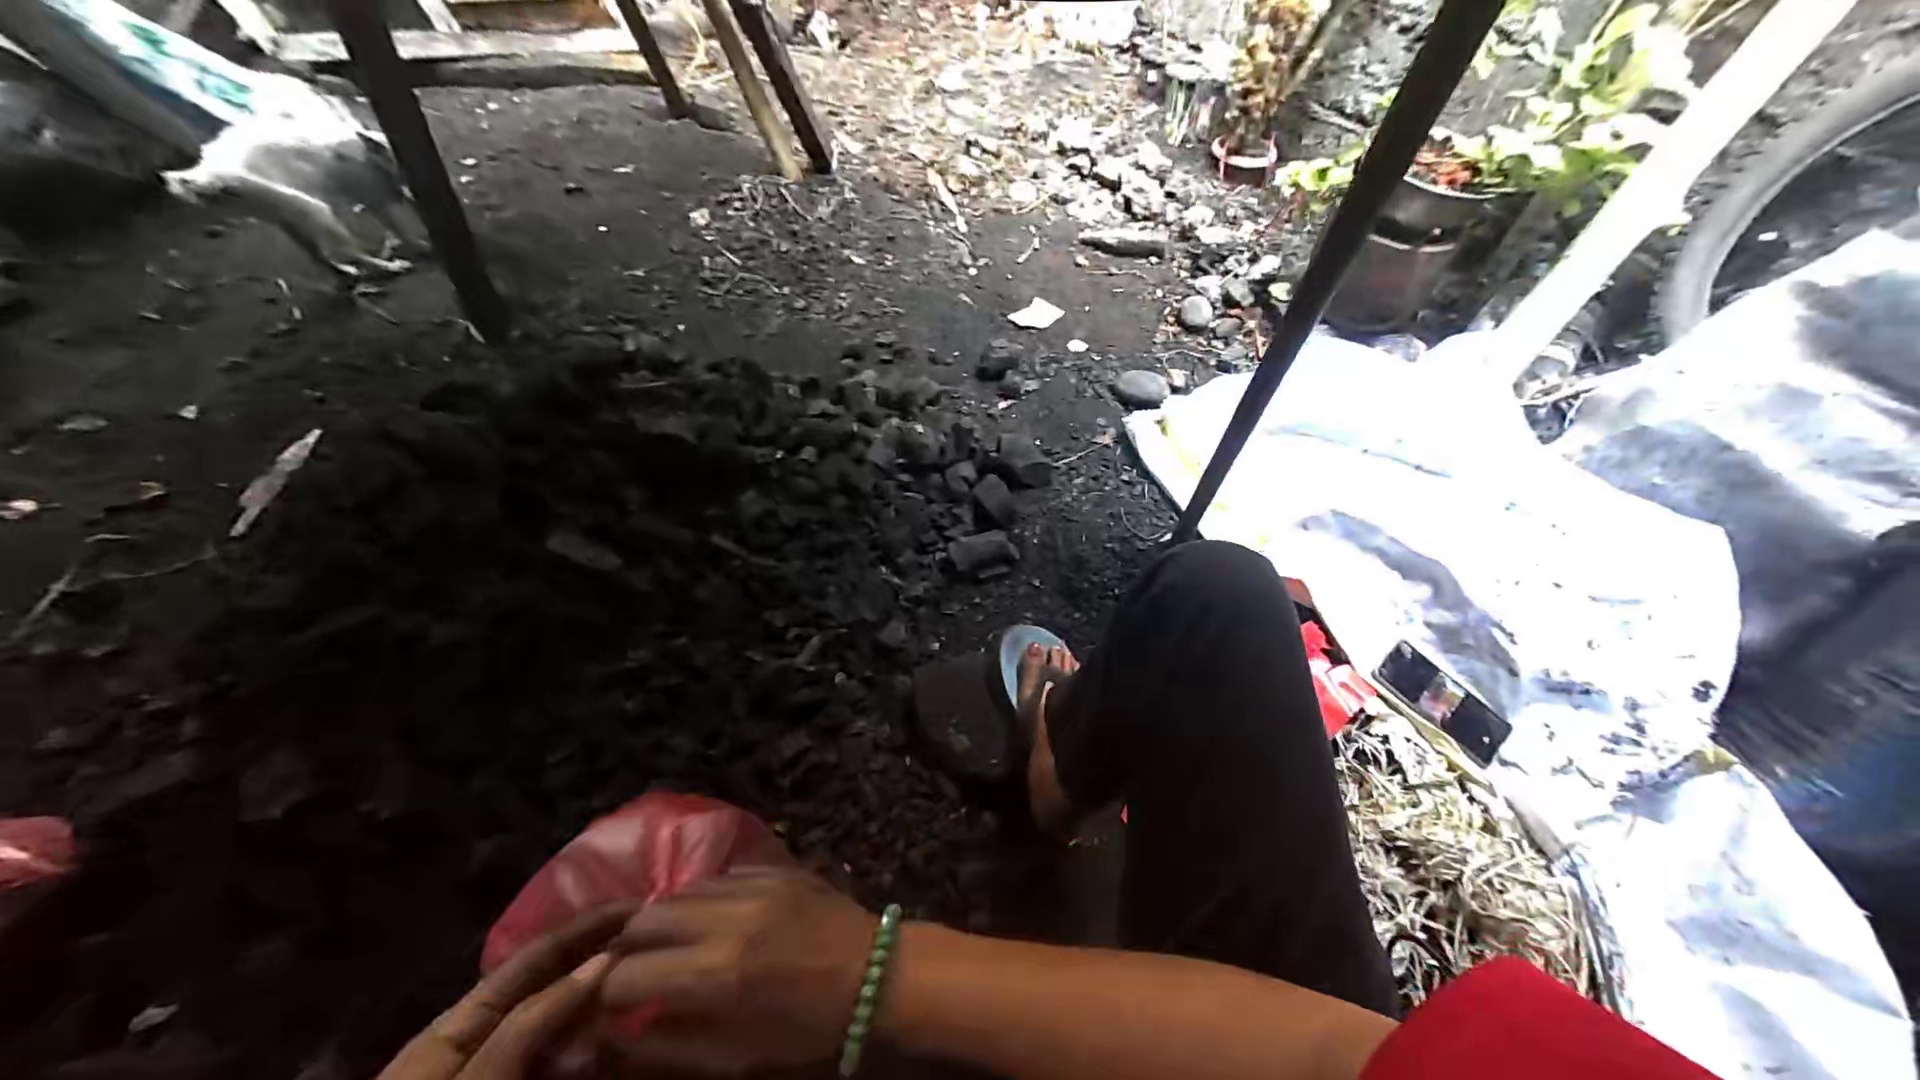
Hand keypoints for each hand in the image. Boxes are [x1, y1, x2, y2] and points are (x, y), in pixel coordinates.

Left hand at [379, 905, 635, 1079]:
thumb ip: (531, 1023)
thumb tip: (602, 960)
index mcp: (461, 1024)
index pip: (537, 955)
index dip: (588, 924)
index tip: (643, 904)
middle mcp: (485, 1040)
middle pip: (555, 985)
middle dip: (604, 961)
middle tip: (660, 945)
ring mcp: (504, 1074)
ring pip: (565, 1028)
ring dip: (606, 1009)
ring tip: (653, 992)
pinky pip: (566, 1067)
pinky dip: (597, 1056)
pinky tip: (628, 1049)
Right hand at [602, 870, 879, 1075]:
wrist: (874, 971)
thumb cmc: (807, 1026)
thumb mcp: (735, 1054)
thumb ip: (668, 1042)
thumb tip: (615, 1029)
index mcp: (717, 973)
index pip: (627, 976)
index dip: (605, 996)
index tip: (608, 1007)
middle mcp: (727, 919)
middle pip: (644, 919)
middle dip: (626, 949)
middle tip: (633, 970)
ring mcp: (753, 885)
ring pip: (679, 891)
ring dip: (664, 919)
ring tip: (670, 943)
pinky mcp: (773, 868)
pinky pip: (718, 876)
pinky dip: (702, 898)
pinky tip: (711, 918)